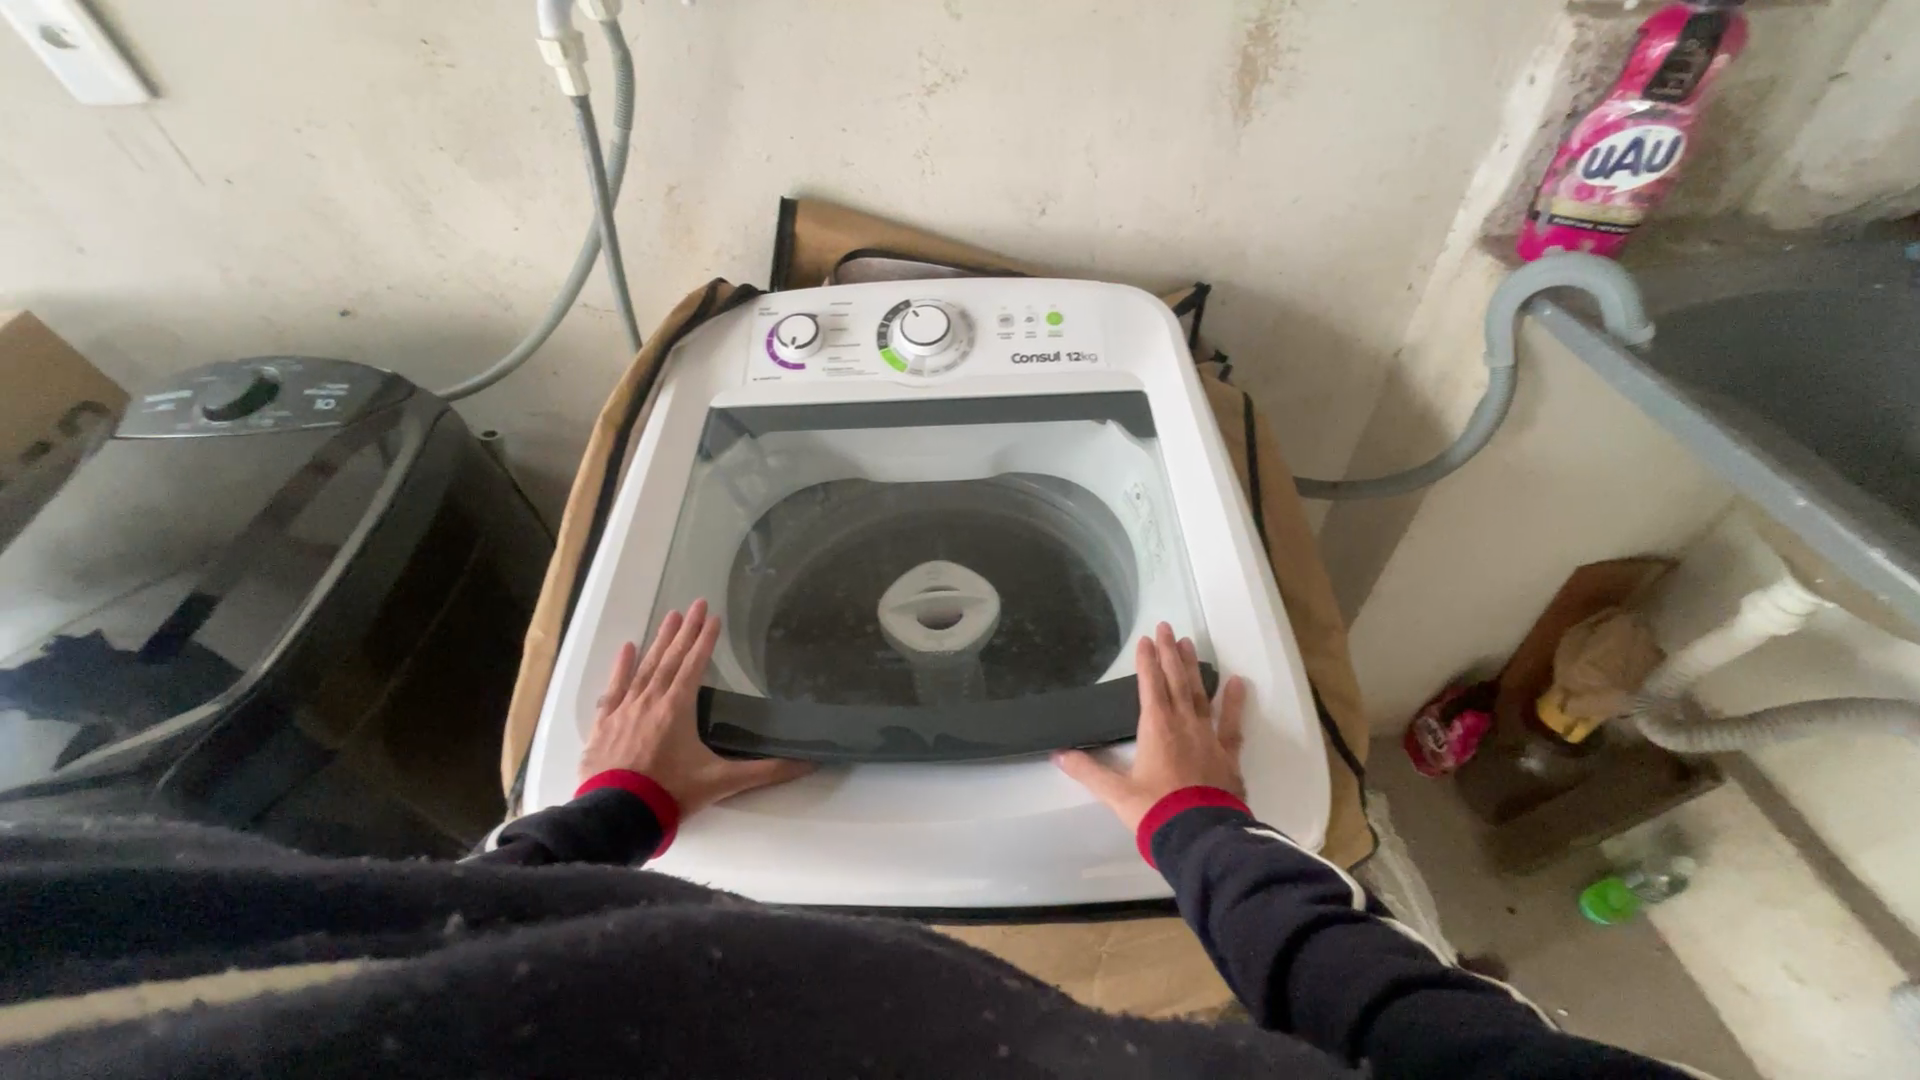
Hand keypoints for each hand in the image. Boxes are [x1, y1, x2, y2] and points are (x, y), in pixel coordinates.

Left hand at [579, 599, 812, 814]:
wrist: (617, 816)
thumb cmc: (671, 794)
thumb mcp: (722, 782)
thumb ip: (765, 771)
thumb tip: (808, 763)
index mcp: (678, 708)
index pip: (695, 665)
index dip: (706, 640)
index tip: (714, 617)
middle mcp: (651, 700)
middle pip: (671, 658)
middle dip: (686, 630)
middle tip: (696, 603)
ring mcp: (624, 710)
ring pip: (645, 667)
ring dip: (659, 641)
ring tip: (670, 616)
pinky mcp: (604, 724)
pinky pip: (613, 689)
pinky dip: (620, 668)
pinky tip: (626, 648)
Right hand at [1053, 622, 1246, 830]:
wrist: (1201, 837)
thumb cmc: (1155, 811)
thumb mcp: (1116, 794)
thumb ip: (1088, 772)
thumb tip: (1058, 755)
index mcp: (1156, 728)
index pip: (1149, 686)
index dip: (1147, 661)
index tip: (1146, 639)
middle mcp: (1183, 725)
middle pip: (1175, 681)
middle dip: (1169, 653)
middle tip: (1168, 627)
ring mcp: (1209, 737)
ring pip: (1201, 695)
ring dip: (1194, 669)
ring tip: (1191, 644)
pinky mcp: (1228, 755)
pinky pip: (1232, 723)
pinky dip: (1234, 702)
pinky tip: (1238, 683)